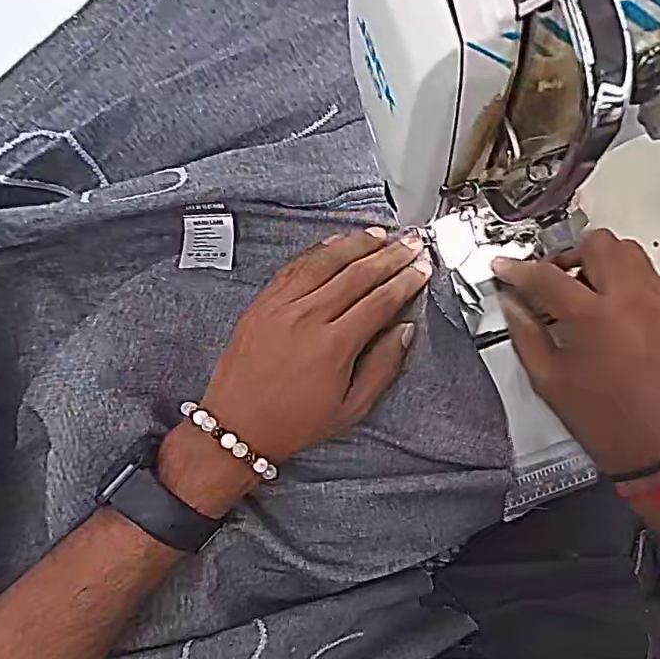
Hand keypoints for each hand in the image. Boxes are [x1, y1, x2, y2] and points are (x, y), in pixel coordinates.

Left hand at [158, 227, 430, 515]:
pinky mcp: (263, 302)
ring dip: (357, 244)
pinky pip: (296, 266)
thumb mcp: (350, 409)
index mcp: (333, 346)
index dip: (405, 281)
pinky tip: (336, 243)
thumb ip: (382, 367)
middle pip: (358, 274)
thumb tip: (405, 332)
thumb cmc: (292, 421)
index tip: (421, 270)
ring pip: (326, 262)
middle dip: (390, 255)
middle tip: (410, 245)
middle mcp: (307, 318)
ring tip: (380, 234)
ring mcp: (281, 306)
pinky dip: (320, 251)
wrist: (238, 424)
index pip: (380, 301)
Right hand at [491, 229, 659, 476]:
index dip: (518, 268)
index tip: (506, 268)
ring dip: (598, 260)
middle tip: (550, 275)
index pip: (547, 275)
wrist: (651, 442)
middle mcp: (631, 304)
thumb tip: (512, 303)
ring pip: (628, 250)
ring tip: (580, 286)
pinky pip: (646, 274)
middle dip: (566, 254)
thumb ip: (525, 331)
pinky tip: (605, 303)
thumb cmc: (604, 419)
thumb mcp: (547, 377)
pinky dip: (622, 277)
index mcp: (594, 319)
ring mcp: (656, 305)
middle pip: (597, 243)